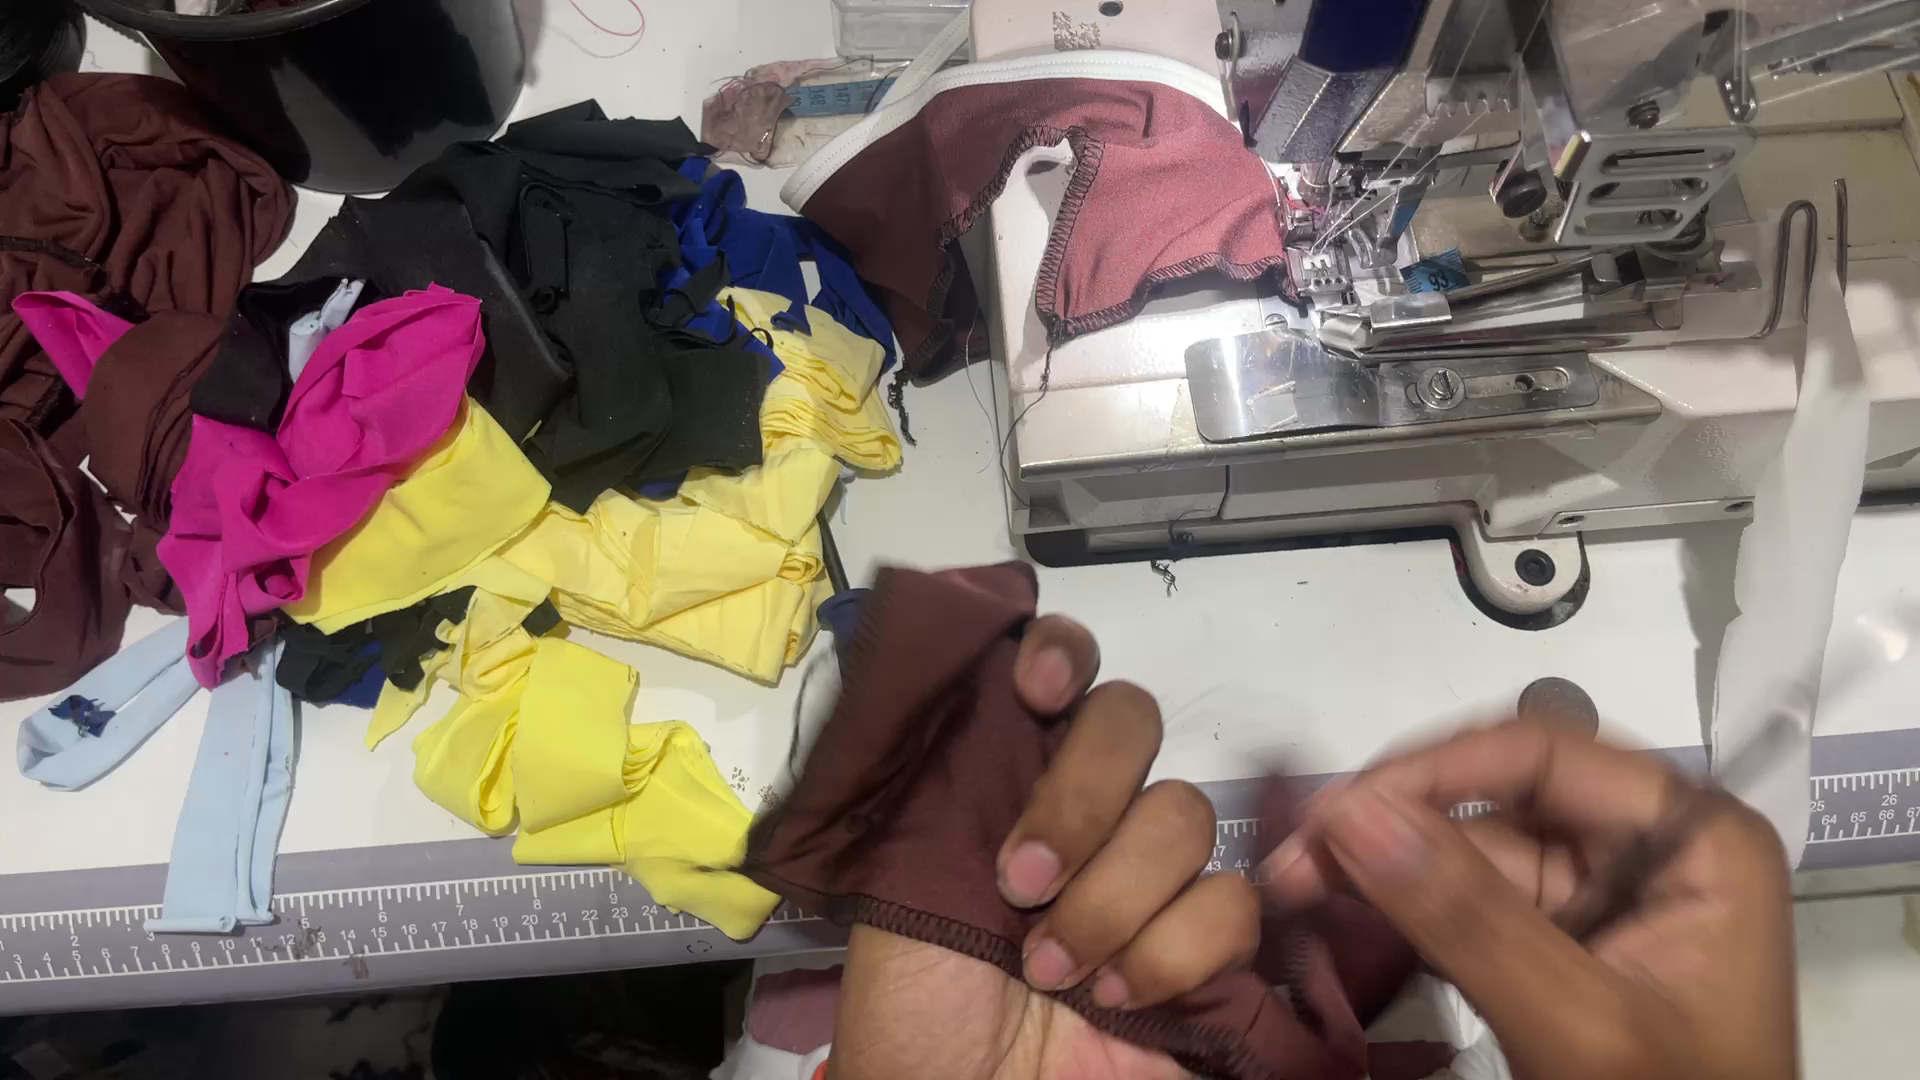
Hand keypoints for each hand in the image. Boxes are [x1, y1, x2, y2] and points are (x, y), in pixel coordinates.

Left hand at [829, 616, 1257, 1079]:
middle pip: (1132, 717)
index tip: (1036, 692)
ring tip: (1050, 966)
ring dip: (1112, 897)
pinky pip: (1230, 905)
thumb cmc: (918, 988)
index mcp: (1014, 769)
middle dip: (1081, 794)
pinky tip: (1117, 996)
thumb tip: (986, 688)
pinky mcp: (1208, 942)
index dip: (1062, 652)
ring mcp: (1150, 866)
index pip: (1061, 663)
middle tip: (1019, 880)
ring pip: (1182, 811)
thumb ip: (949, 781)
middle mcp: (1090, 798)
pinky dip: (1169, 952)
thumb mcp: (904, 873)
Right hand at [1265, 721, 1796, 1079]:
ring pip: (1446, 832)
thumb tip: (1348, 812)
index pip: (1538, 754)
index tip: (1342, 811)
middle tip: (1299, 849)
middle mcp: (1630, 836)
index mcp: (1690, 839)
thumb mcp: (1579, 1029)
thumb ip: (1467, 918)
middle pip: (1481, 789)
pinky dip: (1379, 888)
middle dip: (1383, 817)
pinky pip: (1440, 879)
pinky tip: (1324, 894)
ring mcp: (1577, 878)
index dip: (1431, 769)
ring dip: (1365, 854)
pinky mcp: (1529, 917)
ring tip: (1291, 879)